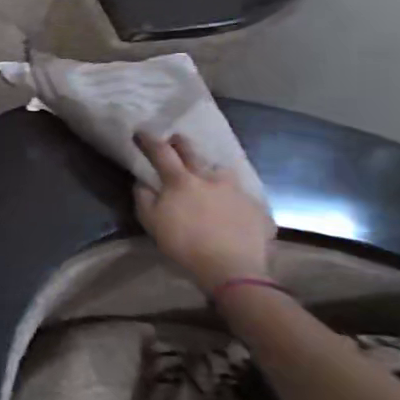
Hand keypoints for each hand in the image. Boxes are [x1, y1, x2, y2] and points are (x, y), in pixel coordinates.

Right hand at [133, 132, 276, 293]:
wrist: (232, 267)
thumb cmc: (183, 243)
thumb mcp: (151, 222)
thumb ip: (143, 198)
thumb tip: (143, 182)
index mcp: (181, 181)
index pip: (162, 153)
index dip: (150, 141)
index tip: (142, 132)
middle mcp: (210, 178)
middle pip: (194, 154)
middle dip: (181, 144)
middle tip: (176, 139)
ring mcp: (237, 191)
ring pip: (222, 171)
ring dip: (211, 169)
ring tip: (207, 175)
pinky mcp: (256, 206)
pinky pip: (240, 194)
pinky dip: (230, 195)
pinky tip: (228, 205)